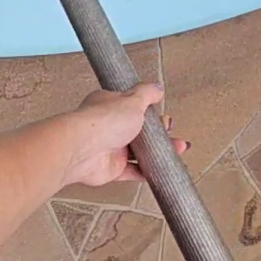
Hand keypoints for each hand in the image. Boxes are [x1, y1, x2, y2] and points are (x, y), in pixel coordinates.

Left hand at [58, 84, 187, 187]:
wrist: (82, 150)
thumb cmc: (102, 121)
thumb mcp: (132, 100)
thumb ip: (146, 94)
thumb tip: (156, 87)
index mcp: (108, 105)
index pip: (132, 107)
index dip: (150, 113)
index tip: (165, 118)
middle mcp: (107, 126)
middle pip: (137, 131)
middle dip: (158, 135)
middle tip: (174, 137)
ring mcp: (109, 148)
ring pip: (138, 152)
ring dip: (158, 153)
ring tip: (178, 151)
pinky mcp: (110, 168)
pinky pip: (132, 171)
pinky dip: (146, 172)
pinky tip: (161, 170)